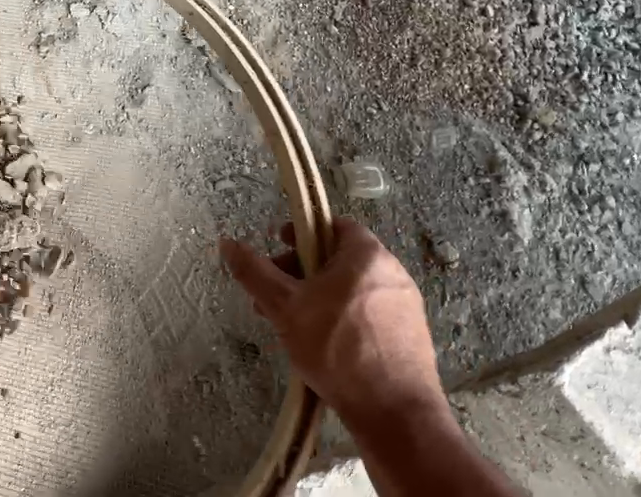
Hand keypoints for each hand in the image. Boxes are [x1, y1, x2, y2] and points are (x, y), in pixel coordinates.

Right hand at [220, 217, 444, 432]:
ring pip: (352, 288)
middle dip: (302, 269)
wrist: (396, 415)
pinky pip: (369, 313)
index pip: (335, 224)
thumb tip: (228, 243)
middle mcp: (393, 275)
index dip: (303, 230)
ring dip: (319, 295)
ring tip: (293, 322)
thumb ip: (254, 271)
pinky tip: (321, 343)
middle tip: (277, 290)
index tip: (279, 245)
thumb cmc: (337, 349)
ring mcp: (407, 308)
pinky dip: (342, 316)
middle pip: (340, 258)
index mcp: (367, 257)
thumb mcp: (283, 306)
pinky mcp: (412, 337)